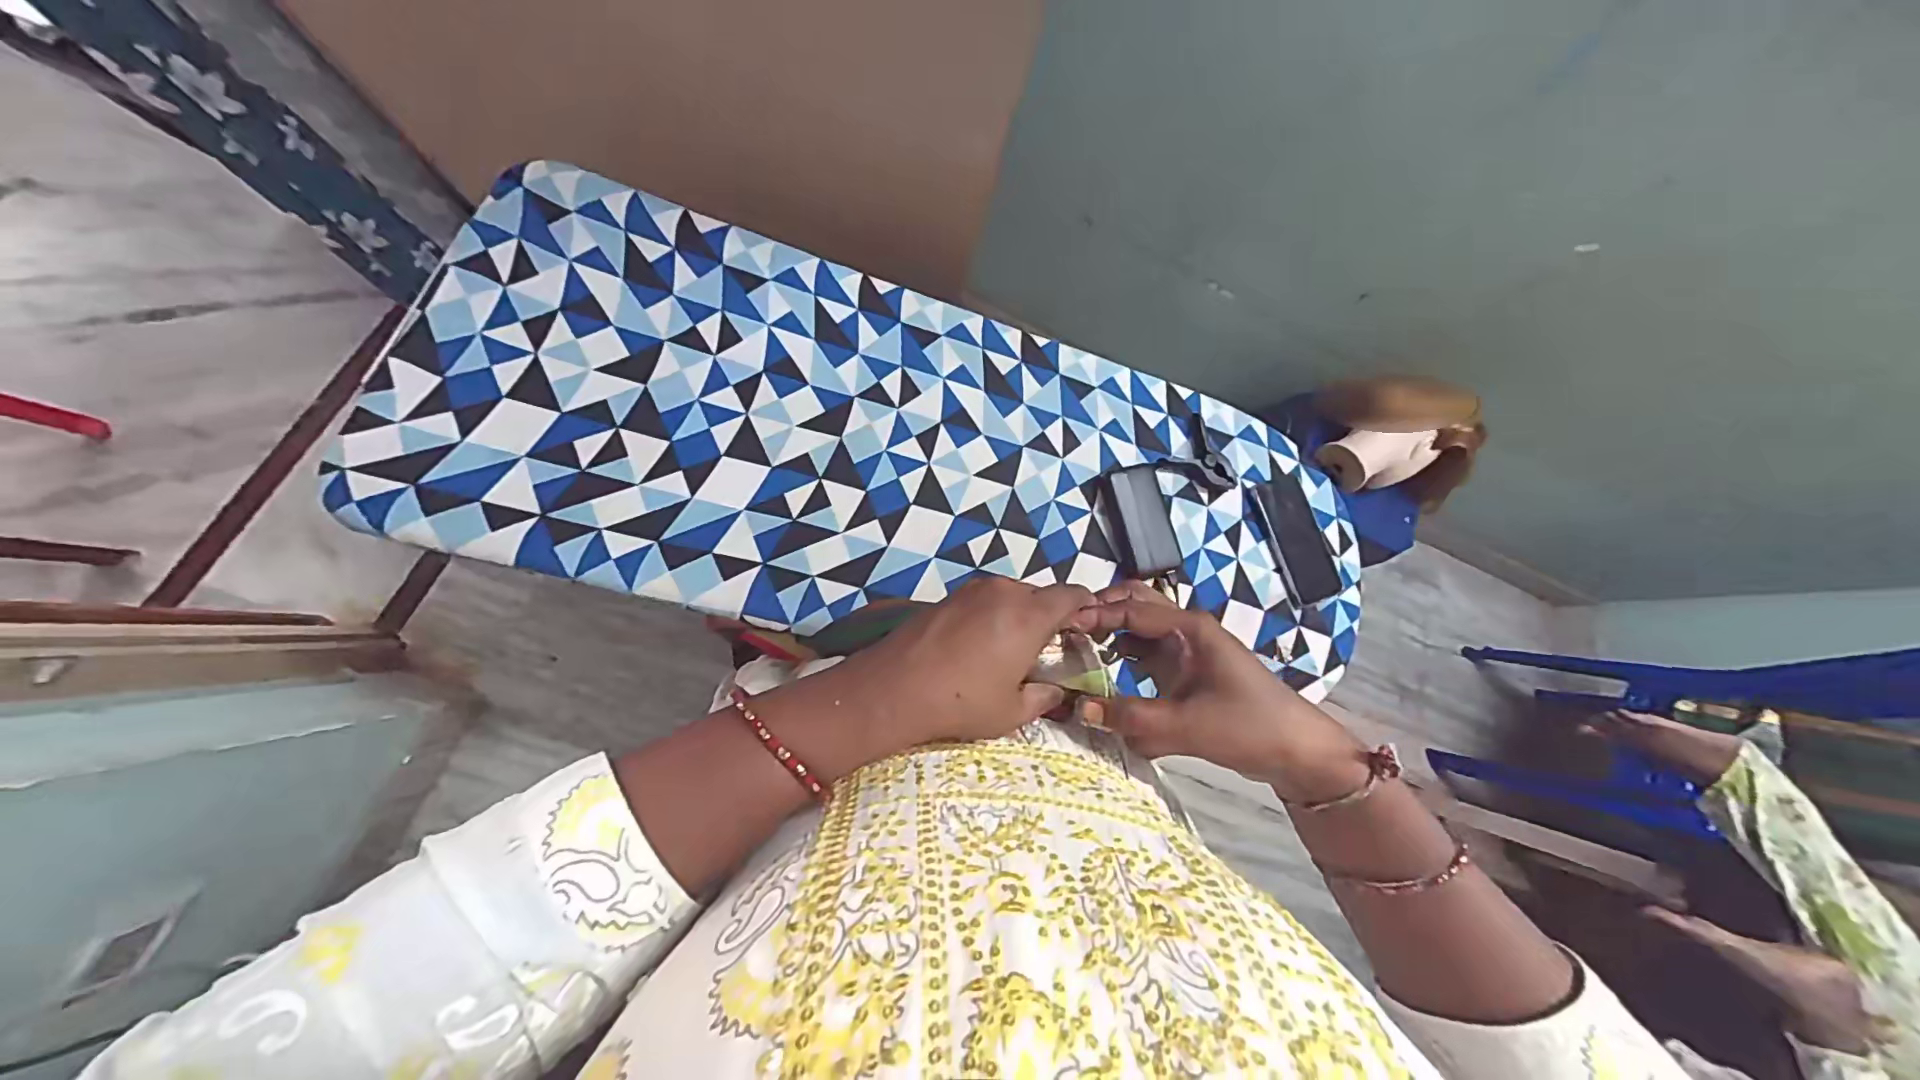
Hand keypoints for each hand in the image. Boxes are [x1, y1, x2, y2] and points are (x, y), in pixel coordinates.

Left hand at [829, 576, 1097, 745]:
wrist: (893, 689)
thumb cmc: (961, 702)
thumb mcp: (1012, 711)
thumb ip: (1043, 697)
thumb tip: (1054, 691)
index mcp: (1028, 614)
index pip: (1072, 595)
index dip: (1084, 608)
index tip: (1084, 628)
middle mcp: (1002, 592)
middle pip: (1039, 595)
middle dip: (1048, 617)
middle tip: (1044, 649)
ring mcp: (971, 590)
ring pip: (1009, 596)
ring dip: (1016, 616)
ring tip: (1007, 650)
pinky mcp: (946, 597)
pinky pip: (982, 601)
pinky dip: (990, 616)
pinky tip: (976, 647)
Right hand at [1078, 581, 1368, 802]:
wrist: (1298, 754)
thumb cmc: (1249, 727)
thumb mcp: (1188, 726)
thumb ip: (1131, 718)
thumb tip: (1079, 709)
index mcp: (1189, 628)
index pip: (1130, 608)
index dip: (1094, 613)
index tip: (1060, 625)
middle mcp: (1184, 631)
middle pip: (1133, 605)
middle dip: (1099, 613)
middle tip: (1065, 632)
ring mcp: (1184, 651)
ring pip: (1136, 630)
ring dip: (1108, 634)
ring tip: (1074, 650)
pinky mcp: (1184, 673)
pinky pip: (1144, 657)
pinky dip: (1121, 659)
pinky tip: (1102, 674)